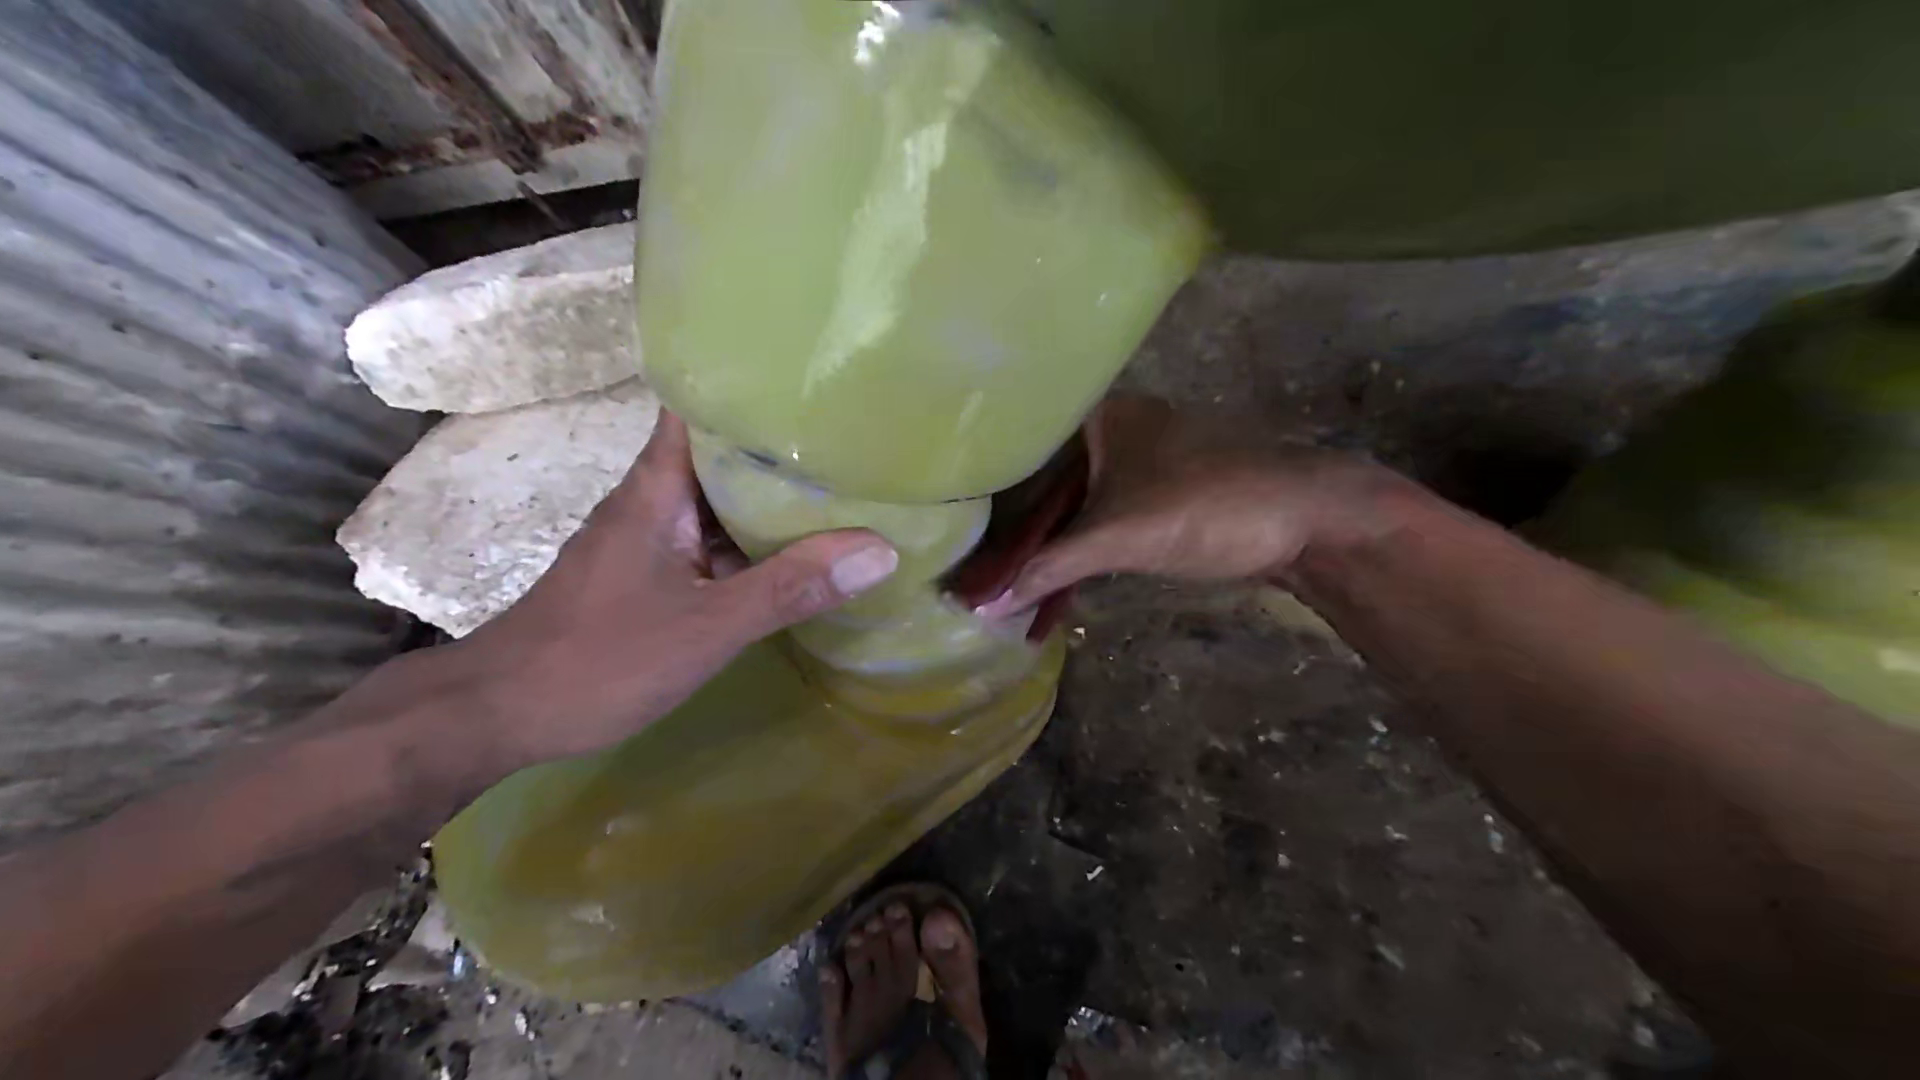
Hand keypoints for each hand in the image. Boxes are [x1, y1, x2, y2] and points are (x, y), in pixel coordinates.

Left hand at [448, 411, 898, 765]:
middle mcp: (655, 499)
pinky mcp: (653, 573)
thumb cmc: (599, 659)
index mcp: (659, 486)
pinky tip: (800, 555)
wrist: (498, 716)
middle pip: (725, 454)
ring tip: (847, 488)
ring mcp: (653, 538)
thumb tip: (880, 550)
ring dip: (775, 498)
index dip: (756, 389)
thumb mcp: (708, 626)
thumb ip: (790, 588)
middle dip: (786, 448)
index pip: (703, 406)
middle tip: (858, 441)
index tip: (818, 385)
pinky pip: (715, 541)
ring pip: (723, 501)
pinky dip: (755, 542)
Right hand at [963, 396, 1389, 618]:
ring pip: (1066, 513)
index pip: (1017, 450)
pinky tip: (1045, 599)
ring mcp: (1129, 470)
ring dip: (1039, 557)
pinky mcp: (1148, 503)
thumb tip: (982, 606)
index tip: (944, 531)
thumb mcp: (1122, 535)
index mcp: (1096, 418)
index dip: (979, 494)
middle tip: (964, 576)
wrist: (1311, 523)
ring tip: (995, 595)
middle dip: (1007, 539)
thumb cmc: (1210, 504)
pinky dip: (1072, 562)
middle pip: (1038, 489)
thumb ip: (1051, 567)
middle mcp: (1107, 436)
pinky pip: (1093, 529)